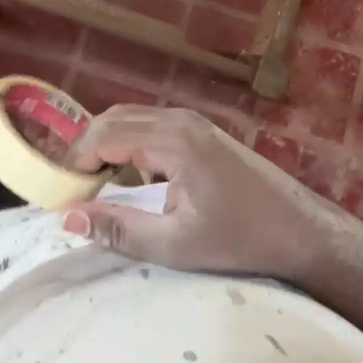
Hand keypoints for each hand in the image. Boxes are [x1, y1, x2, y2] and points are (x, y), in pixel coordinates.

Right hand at [59, 105, 342, 283]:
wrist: (300, 229)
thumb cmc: (240, 239)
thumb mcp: (176, 244)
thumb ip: (120, 229)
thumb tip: (68, 217)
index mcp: (173, 140)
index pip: (105, 133)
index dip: (76, 160)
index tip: (61, 192)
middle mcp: (180, 119)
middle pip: (114, 118)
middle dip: (86, 148)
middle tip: (72, 188)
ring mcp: (192, 122)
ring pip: (131, 118)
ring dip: (107, 144)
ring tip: (95, 185)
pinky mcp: (200, 131)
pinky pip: (150, 125)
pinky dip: (128, 143)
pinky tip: (130, 177)